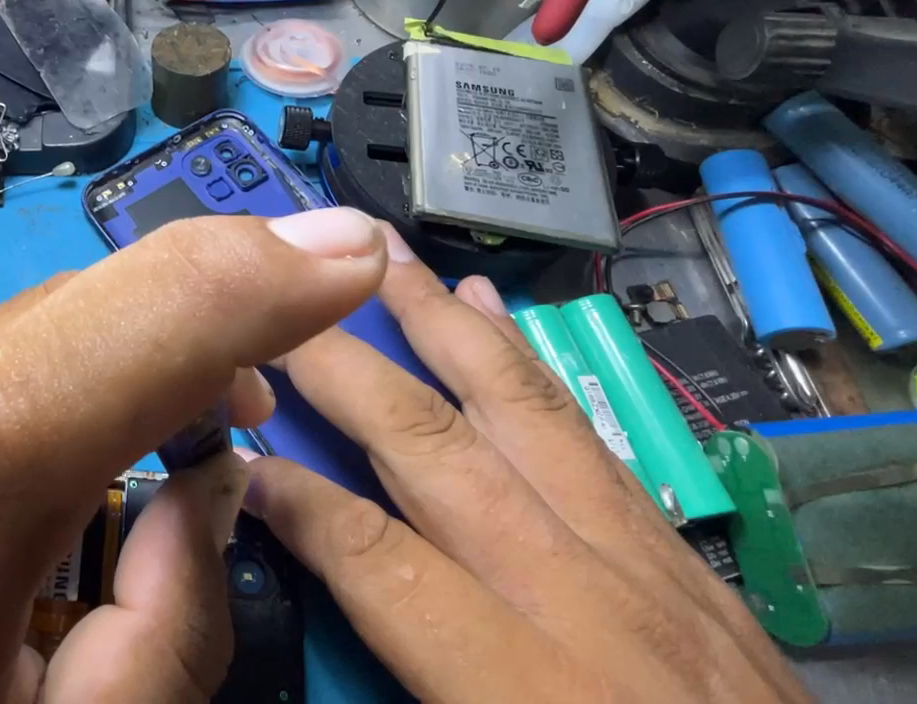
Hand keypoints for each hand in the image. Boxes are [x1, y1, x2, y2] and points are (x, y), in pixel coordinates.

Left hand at [0, 208, 392, 701]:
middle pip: (45, 335)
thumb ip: (159, 633)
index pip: (25, 409)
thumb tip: (209, 473)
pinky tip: (102, 420)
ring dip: (138, 338)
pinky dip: (78, 358)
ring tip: (201, 409)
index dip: (191, 304)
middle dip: (195, 308)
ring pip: (27, 325)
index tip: (332, 255)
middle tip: (287, 345)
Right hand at [246, 238, 810, 702]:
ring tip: (385, 256)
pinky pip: (586, 430)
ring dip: (441, 325)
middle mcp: (591, 604)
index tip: (238, 461)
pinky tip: (489, 309)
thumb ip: (395, 692)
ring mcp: (646, 565)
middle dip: (343, 371)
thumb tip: (310, 628)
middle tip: (273, 307)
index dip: (297, 501)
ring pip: (519, 409)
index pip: (378, 559)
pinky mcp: (678, 554)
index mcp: (533, 690)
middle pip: (437, 452)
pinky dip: (524, 359)